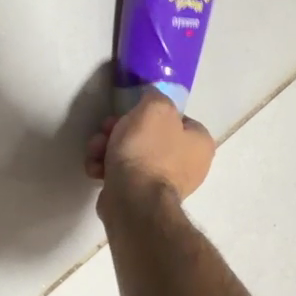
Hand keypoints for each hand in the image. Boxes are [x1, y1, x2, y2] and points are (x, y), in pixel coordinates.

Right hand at [84, 89, 215, 219]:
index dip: (146, 113)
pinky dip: (106, 169)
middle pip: (147, 136)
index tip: (127, 114)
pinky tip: (97, 170)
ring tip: (95, 153)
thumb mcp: (154, 109)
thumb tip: (151, 98)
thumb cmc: (147, 151)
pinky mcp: (142, 196)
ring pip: (130, 154)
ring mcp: (164, 182)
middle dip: (118, 132)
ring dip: (106, 149)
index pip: (174, 118)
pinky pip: (123, 174)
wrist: (133, 200)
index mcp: (199, 142)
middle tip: (106, 132)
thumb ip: (155, 96)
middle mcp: (188, 163)